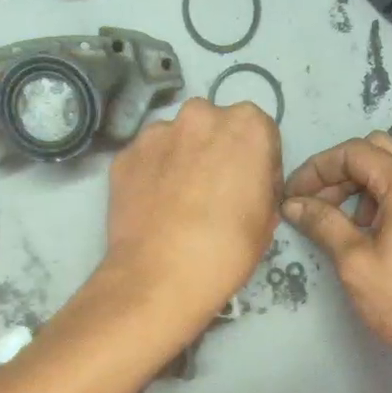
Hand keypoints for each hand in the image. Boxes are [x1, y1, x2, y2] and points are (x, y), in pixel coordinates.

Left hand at [98, 98, 281, 326]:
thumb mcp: (266, 222)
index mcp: (247, 126)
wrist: (160, 277)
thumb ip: (261, 190)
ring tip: (179, 204)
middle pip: (215, 128)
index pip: (260, 134)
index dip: (258, 164)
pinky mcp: (125, 155)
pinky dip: (152, 177)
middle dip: (217, 153)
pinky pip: (147, 161)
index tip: (250, 191)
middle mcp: (201, 115)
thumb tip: (248, 190)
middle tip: (214, 195)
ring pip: (177, 141)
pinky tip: (155, 210)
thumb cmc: (227, 250)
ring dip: (182, 161)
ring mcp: (157, 133)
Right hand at [283, 133, 391, 376]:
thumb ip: (323, 223)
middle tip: (316, 204)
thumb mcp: (354, 261)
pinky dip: (390, 190)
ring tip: (348, 215)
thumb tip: (293, 204)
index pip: (355, 153)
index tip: (293, 195)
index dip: (318, 168)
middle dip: (342, 170)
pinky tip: (376, 225)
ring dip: (368, 177)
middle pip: (379, 149)